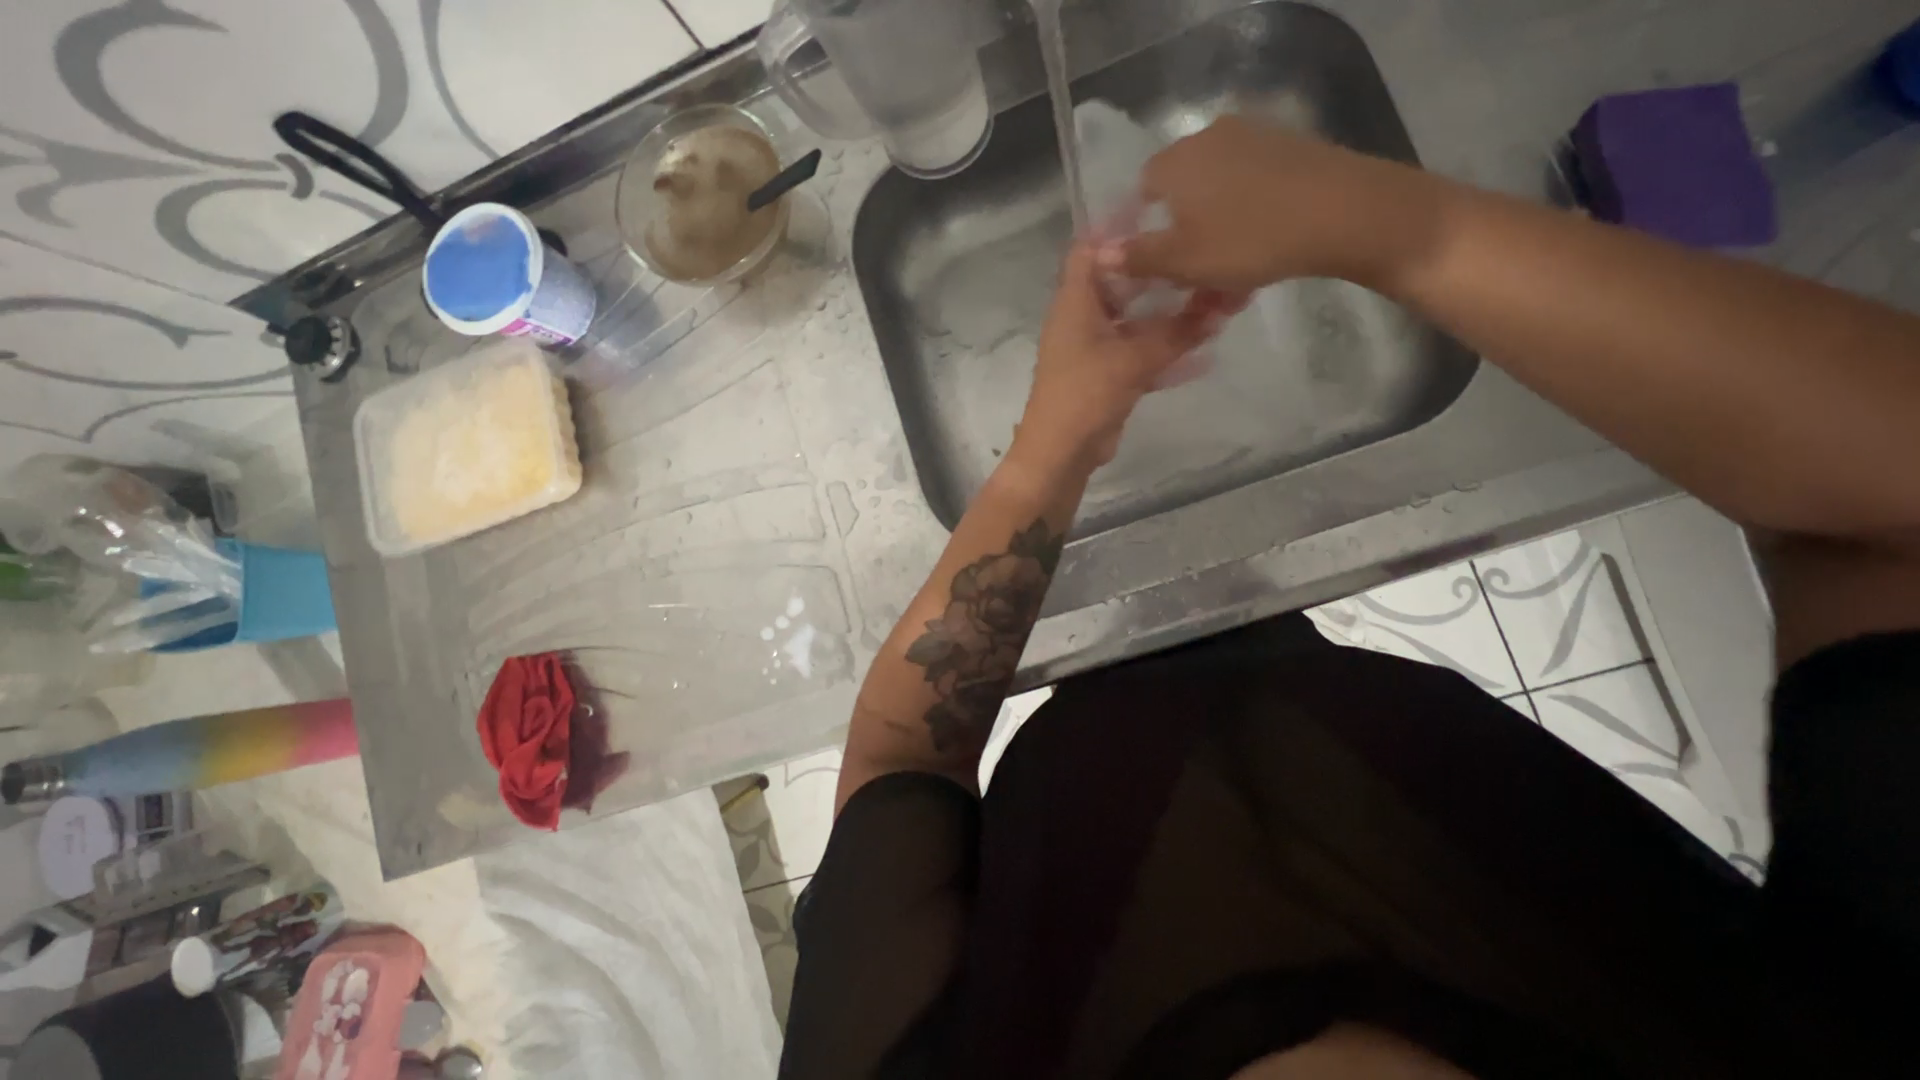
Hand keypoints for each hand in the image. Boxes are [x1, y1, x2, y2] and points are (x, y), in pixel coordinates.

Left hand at [1009, 243, 1226, 473]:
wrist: (1061, 452)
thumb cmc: (1085, 394)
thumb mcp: (1134, 360)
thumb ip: (1178, 334)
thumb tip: (1221, 310)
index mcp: (1075, 302)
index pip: (1090, 250)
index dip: (1118, 229)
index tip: (1160, 215)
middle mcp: (1082, 318)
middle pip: (1120, 284)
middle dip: (1158, 274)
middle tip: (1200, 257)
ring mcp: (1093, 349)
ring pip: (1134, 321)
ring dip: (1167, 314)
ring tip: (1212, 298)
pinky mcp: (1105, 376)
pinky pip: (1138, 352)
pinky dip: (1164, 349)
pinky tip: (1202, 348)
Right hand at [1112, 115, 1446, 293]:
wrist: (1344, 212)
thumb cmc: (1249, 239)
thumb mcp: (1183, 261)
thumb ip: (1137, 258)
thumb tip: (1097, 254)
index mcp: (1175, 161)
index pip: (1141, 188)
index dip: (1142, 227)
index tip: (1154, 263)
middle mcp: (1208, 138)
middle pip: (1181, 188)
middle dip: (1181, 230)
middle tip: (1191, 276)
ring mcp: (1254, 138)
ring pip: (1218, 191)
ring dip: (1216, 228)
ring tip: (1229, 274)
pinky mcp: (1291, 147)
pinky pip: (1253, 186)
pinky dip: (1248, 215)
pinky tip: (1263, 248)